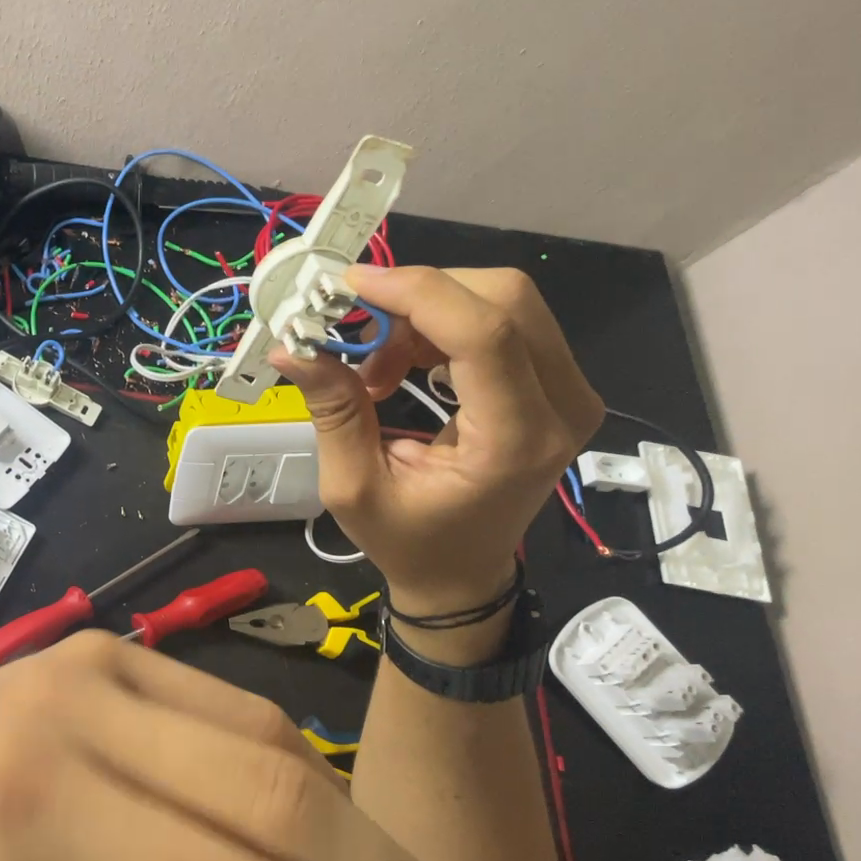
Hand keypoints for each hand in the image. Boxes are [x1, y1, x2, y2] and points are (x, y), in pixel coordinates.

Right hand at [271, 266, 603, 617]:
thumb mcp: (352, 487)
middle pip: (503, 299)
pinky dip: (442, 325)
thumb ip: (334, 412)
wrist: (460, 574)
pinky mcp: (558, 384)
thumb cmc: (406, 541)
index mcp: (514, 441)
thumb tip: (291, 348)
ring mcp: (570, 392)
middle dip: (417, 299)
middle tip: (356, 335)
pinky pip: (504, 321)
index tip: (347, 286)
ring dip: (426, 314)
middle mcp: (562, 406)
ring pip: (504, 301)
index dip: (415, 294)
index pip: (484, 334)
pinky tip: (406, 365)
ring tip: (377, 367)